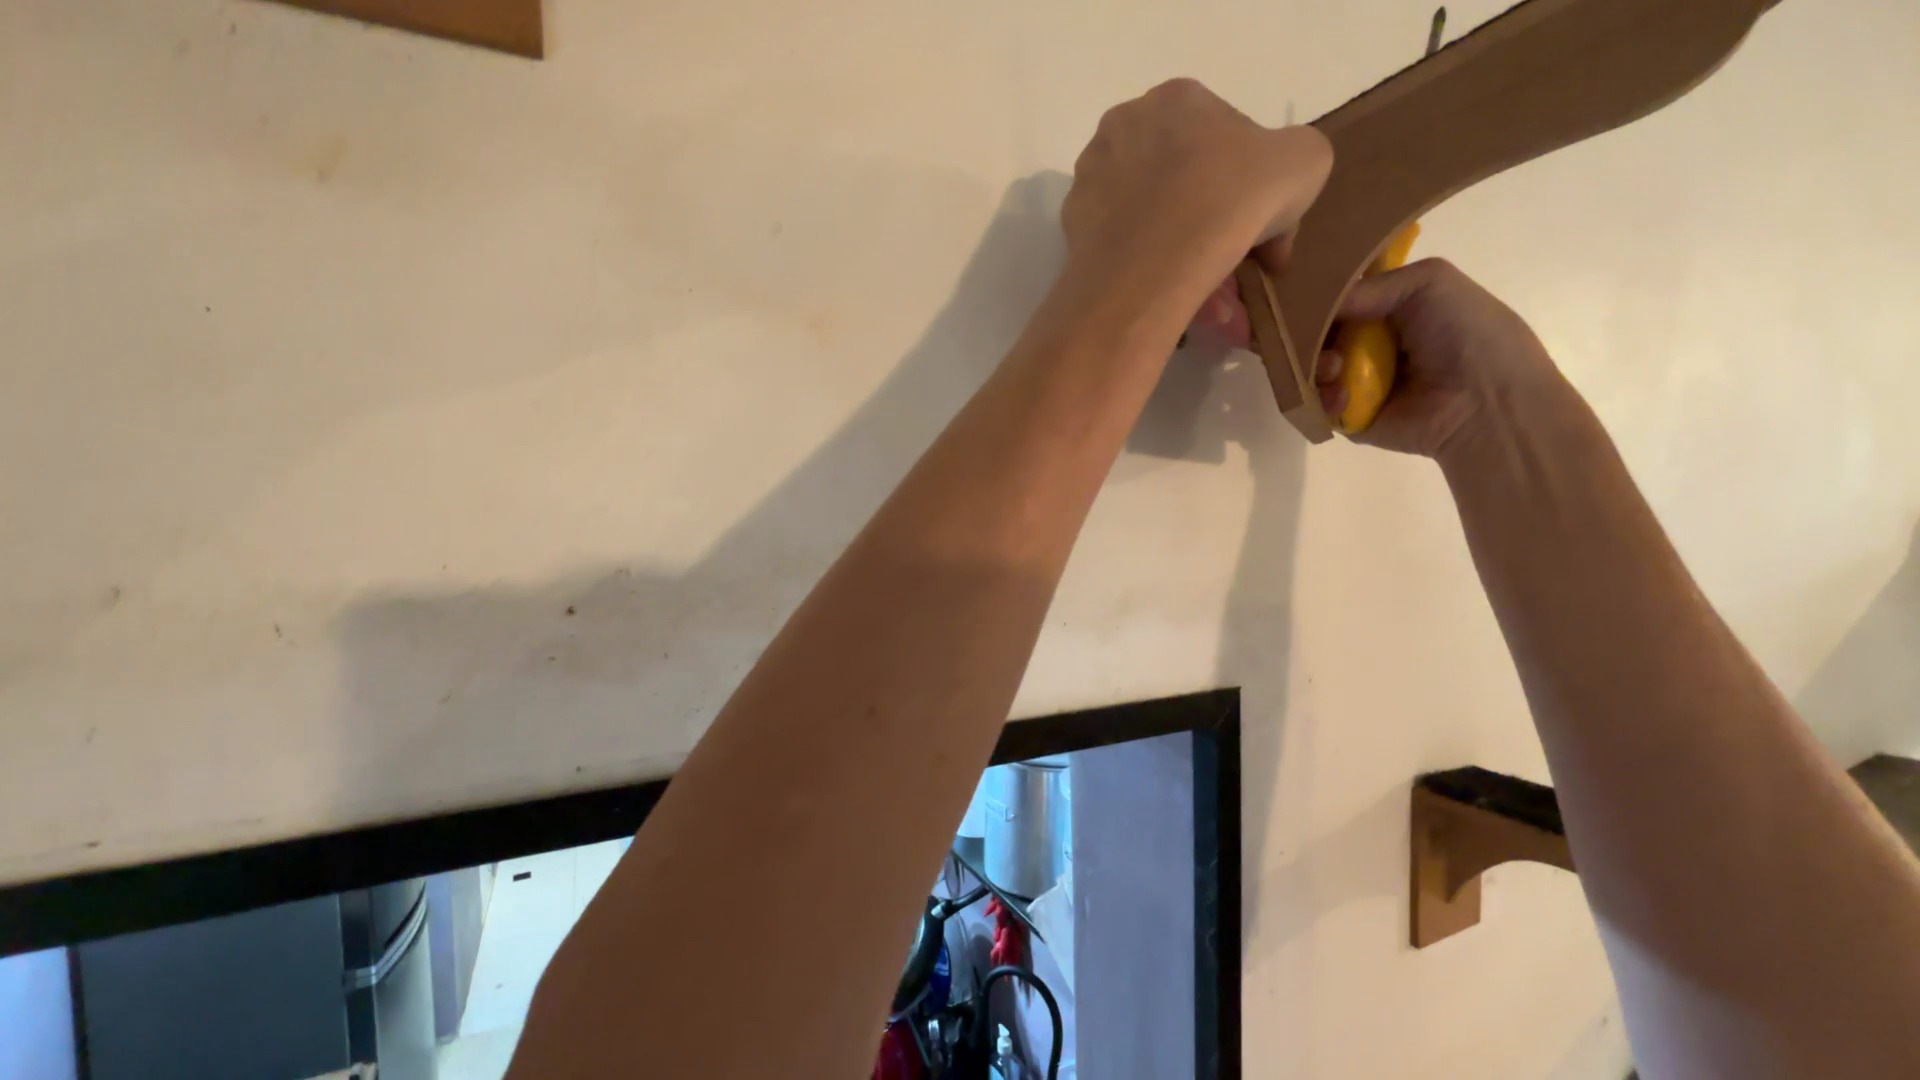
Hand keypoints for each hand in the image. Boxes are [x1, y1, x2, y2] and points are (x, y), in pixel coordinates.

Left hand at [1062, 79, 1330, 310]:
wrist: (1157, 260)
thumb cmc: (1234, 196)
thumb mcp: (1305, 161)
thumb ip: (1295, 163)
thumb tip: (1272, 219)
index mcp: (1177, 99)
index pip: (1225, 139)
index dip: (1254, 187)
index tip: (1267, 231)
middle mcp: (1124, 128)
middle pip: (1186, 186)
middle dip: (1220, 233)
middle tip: (1241, 275)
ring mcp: (1092, 179)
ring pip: (1156, 225)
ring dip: (1193, 266)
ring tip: (1218, 313)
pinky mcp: (1074, 230)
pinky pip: (1128, 253)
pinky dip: (1157, 278)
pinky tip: (1182, 309)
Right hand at [1314, 259, 1567, 458]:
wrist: (1484, 401)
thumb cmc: (1465, 333)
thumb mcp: (1429, 282)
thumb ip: (1368, 285)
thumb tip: (1311, 301)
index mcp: (1387, 310)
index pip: (1337, 297)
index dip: (1316, 293)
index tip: (1297, 291)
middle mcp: (1366, 343)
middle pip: (1315, 332)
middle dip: (1307, 331)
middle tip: (1314, 335)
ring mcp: (1353, 381)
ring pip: (1308, 368)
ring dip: (1313, 364)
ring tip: (1336, 368)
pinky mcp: (1346, 417)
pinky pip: (1315, 405)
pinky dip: (1320, 398)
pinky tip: (1342, 395)